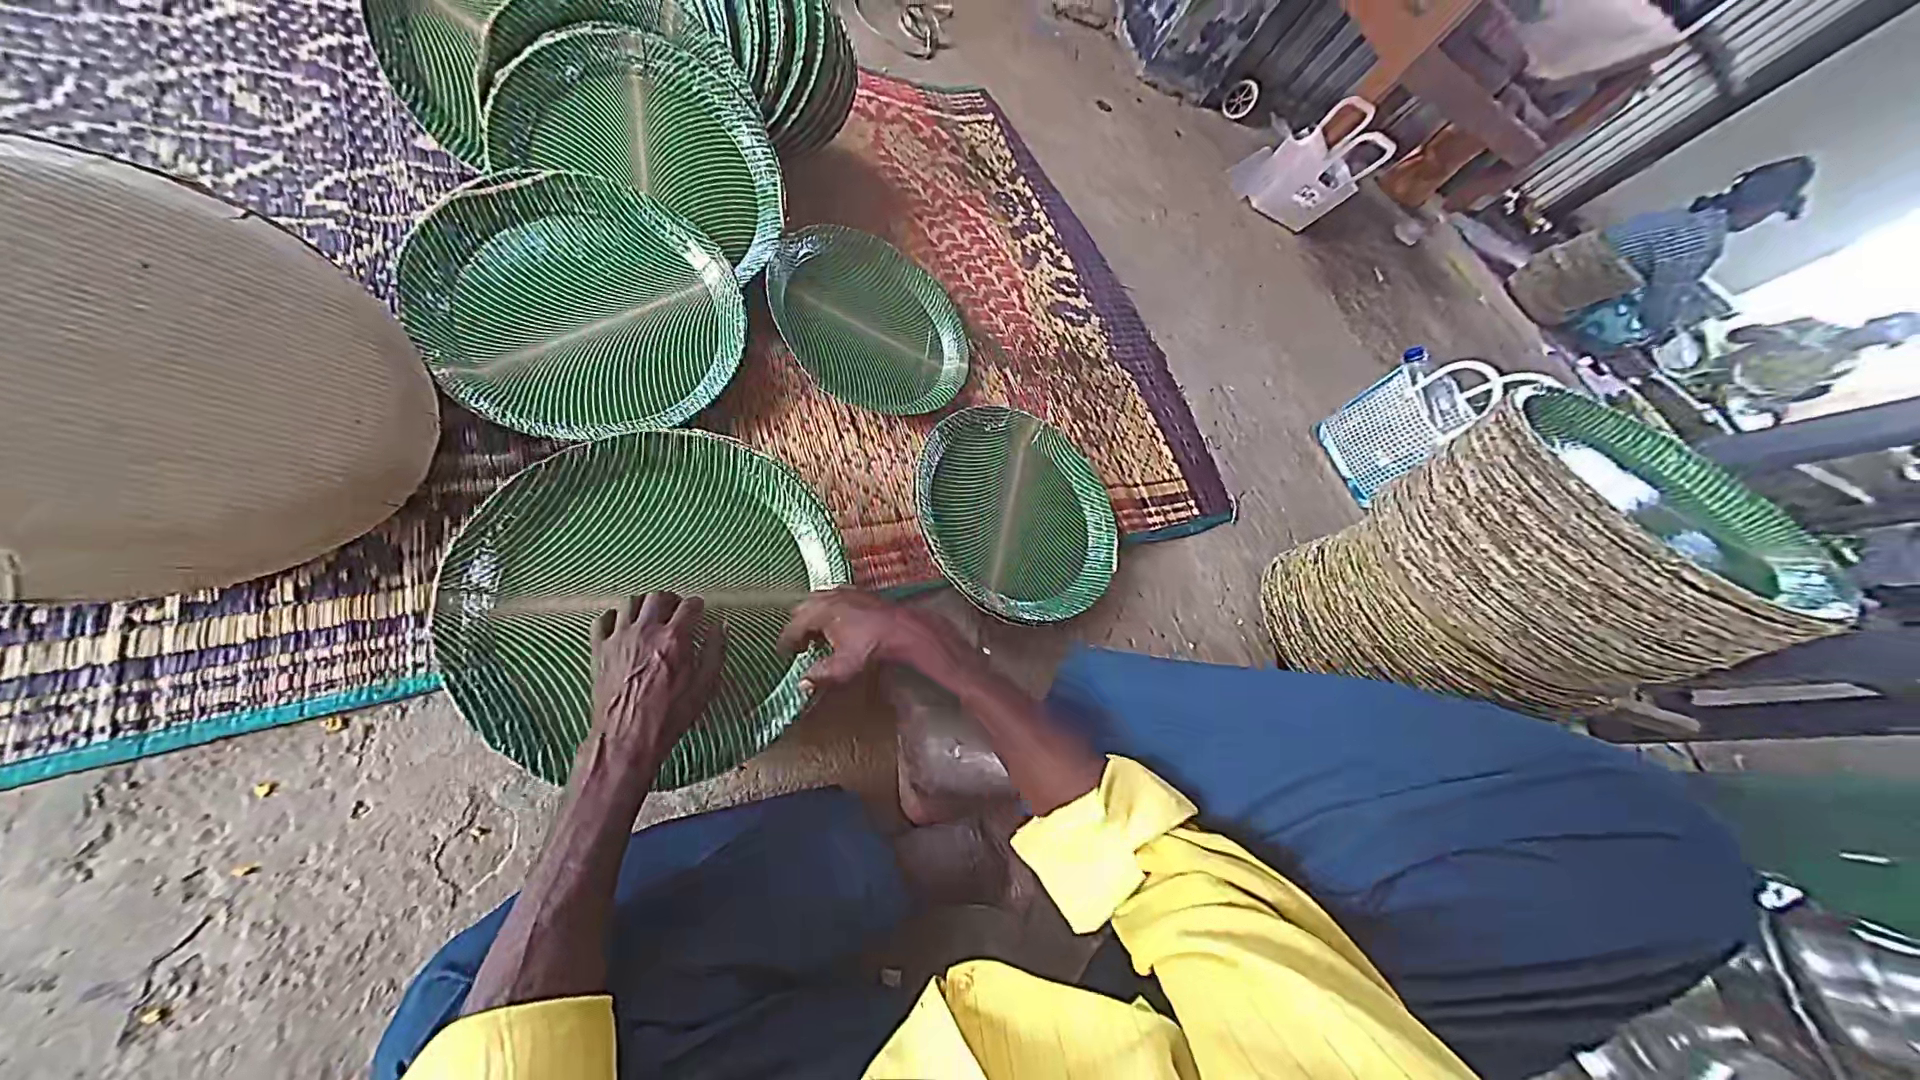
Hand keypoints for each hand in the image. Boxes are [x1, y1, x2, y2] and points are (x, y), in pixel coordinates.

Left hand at [588, 593, 726, 768]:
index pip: (689, 605)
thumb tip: (720, 626)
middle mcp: (646, 630)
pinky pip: (603, 619)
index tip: (699, 610)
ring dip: (644, 605)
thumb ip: (716, 651)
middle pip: (658, 596)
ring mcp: (619, 638)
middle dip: (671, 600)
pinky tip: (623, 627)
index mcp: (675, 638)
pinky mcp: (599, 649)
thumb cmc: (670, 714)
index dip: (697, 605)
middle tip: (676, 611)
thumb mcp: (705, 685)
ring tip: (651, 616)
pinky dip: (616, 618)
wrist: (627, 738)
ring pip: (630, 602)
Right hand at [778, 589, 973, 693]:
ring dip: (815, 616)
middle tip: (801, 645)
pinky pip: (837, 596)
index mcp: (821, 611)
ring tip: (819, 634)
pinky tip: (840, 623)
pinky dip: (831, 608)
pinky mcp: (862, 592)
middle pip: (803, 608)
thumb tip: (803, 683)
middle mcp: (831, 596)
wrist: (904, 630)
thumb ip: (821, 674)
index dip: (786, 642)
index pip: (794, 626)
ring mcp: (848, 592)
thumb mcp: (844, 666)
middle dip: (799, 626)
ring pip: (820, 599)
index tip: (785, 653)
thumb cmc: (872, 647)